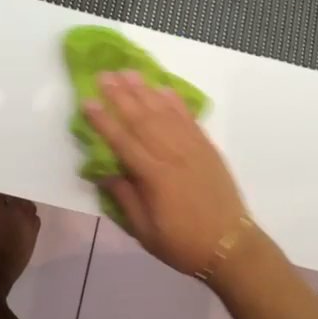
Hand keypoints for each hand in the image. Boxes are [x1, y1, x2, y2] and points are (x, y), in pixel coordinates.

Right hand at [83, 69, 248, 275]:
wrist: (231, 246)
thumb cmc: (183, 243)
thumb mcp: (146, 232)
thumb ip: (125, 198)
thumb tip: (104, 172)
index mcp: (154, 176)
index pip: (122, 141)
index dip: (103, 121)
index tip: (87, 101)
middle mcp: (171, 154)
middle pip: (141, 118)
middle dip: (120, 95)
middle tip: (103, 75)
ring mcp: (191, 147)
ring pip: (163, 112)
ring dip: (144, 90)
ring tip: (128, 73)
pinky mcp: (207, 146)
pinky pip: (188, 117)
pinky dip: (174, 101)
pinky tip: (162, 88)